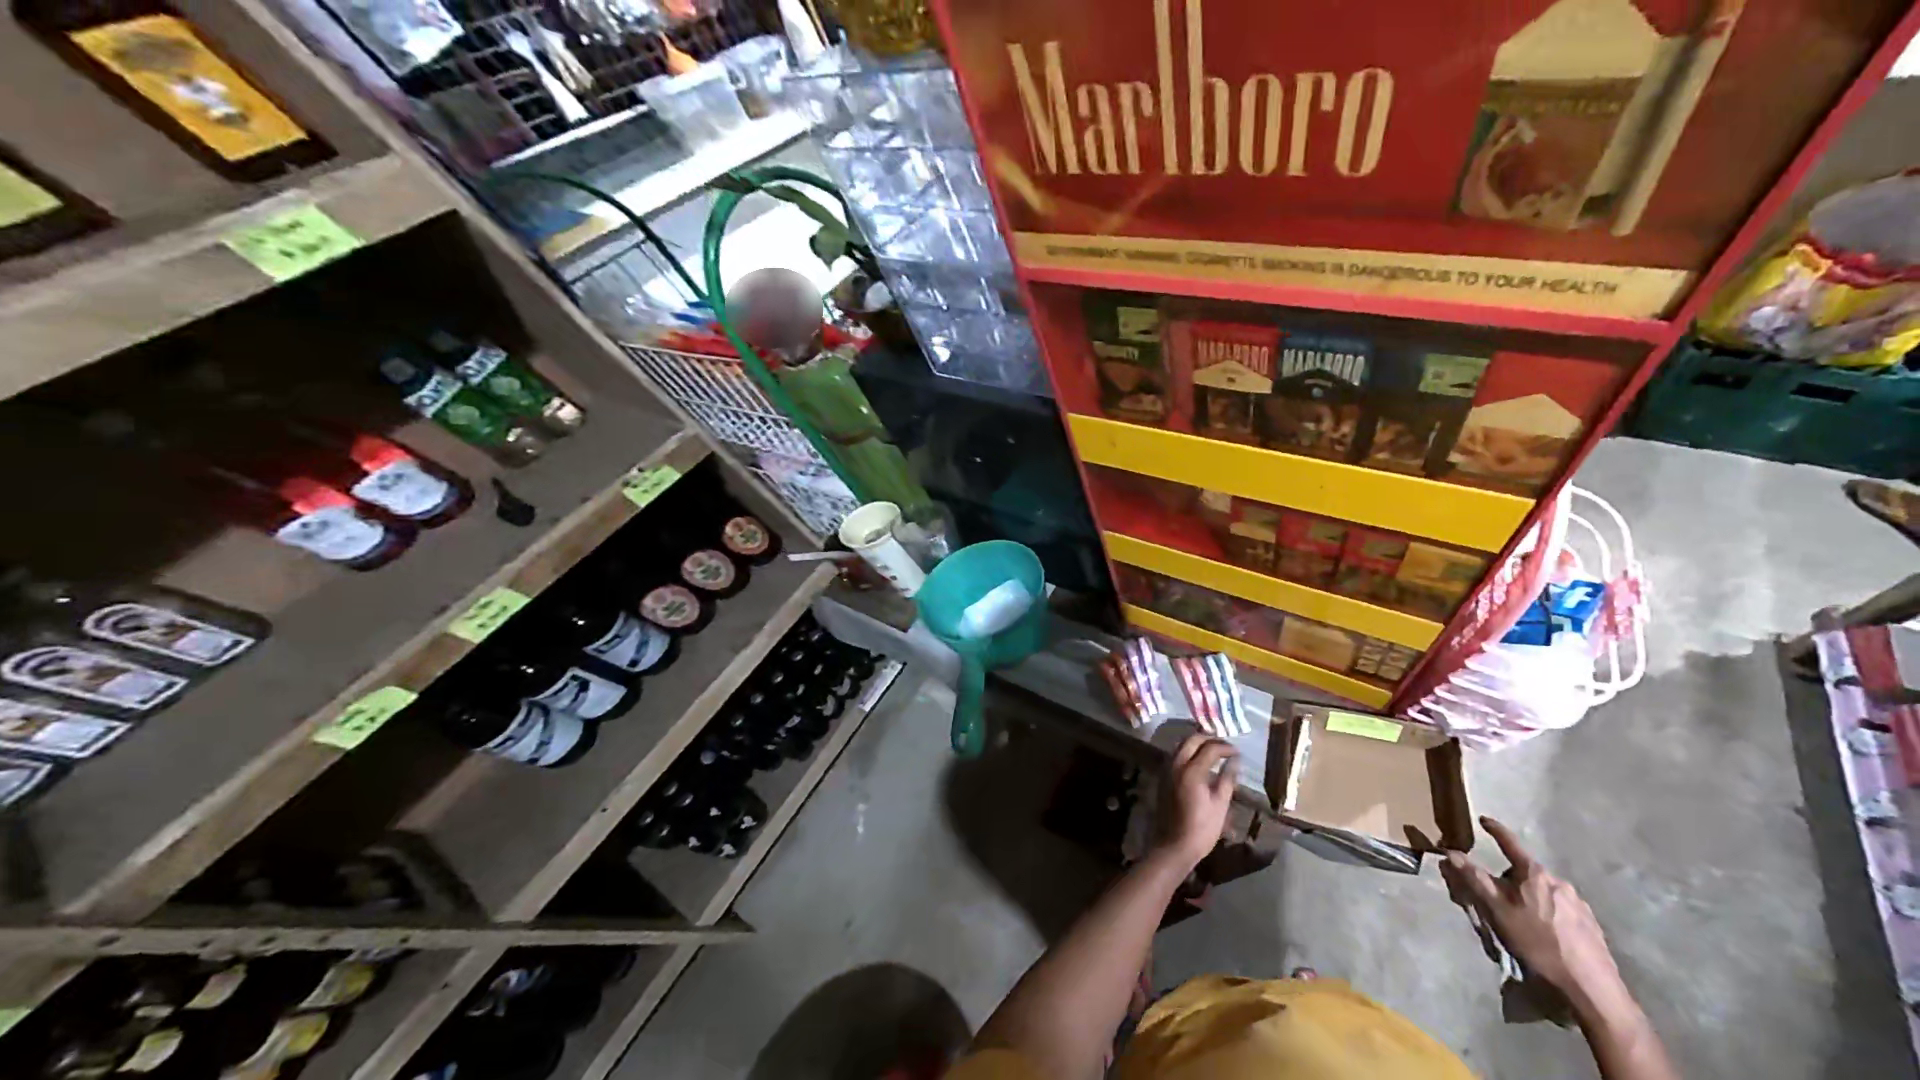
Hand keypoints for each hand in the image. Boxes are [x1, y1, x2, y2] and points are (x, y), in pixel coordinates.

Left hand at [1155, 735, 1237, 869]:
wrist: (1174, 845)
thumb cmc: (1202, 828)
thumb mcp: (1220, 805)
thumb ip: (1227, 779)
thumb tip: (1235, 762)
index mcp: (1192, 771)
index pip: (1210, 748)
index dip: (1225, 747)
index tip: (1237, 752)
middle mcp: (1176, 765)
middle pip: (1191, 740)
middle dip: (1208, 738)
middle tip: (1224, 746)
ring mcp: (1166, 770)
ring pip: (1180, 745)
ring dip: (1196, 743)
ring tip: (1213, 750)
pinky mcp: (1163, 777)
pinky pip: (1174, 755)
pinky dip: (1187, 751)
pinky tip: (1199, 761)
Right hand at [1441, 817, 1628, 1017]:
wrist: (1589, 985)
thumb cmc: (1537, 942)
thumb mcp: (1497, 910)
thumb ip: (1474, 879)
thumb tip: (1451, 852)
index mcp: (1535, 874)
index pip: (1510, 843)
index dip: (1495, 830)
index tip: (1484, 820)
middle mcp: (1559, 882)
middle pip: (1525, 872)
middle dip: (1509, 880)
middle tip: (1497, 900)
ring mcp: (1579, 903)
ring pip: (1543, 891)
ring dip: (1529, 898)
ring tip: (1521, 921)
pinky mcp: (1590, 924)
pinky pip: (1560, 908)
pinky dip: (1546, 912)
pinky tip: (1545, 933)